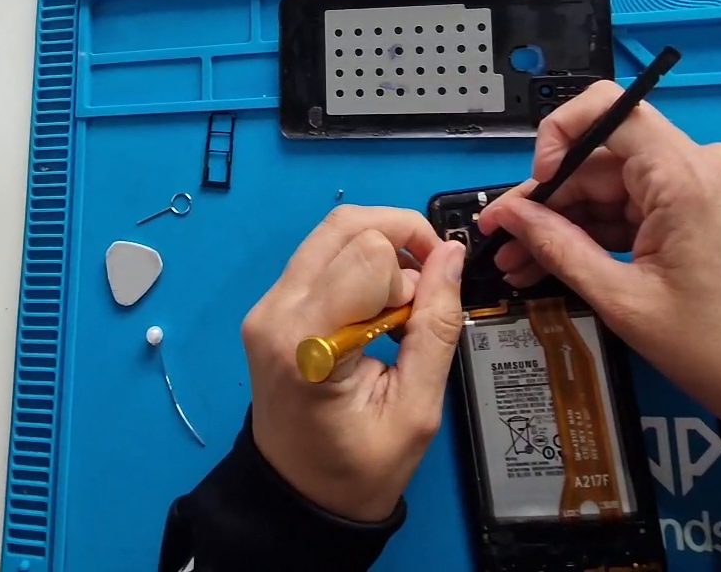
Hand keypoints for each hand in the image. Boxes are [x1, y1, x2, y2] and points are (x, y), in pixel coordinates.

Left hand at [241, 205, 466, 521]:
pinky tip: (375, 301)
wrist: (295, 497)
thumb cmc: (359, 471)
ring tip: (402, 294)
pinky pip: (321, 252)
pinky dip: (358, 259)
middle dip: (399, 236)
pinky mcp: (270, 302)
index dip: (410, 267)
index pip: (366, 253)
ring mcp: (268, 302)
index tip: (424, 309)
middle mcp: (278, 309)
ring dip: (379, 245)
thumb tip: (452, 254)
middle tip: (425, 283)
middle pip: (345, 223)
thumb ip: (436, 326)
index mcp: (309, 343)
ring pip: (332, 230)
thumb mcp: (416, 410)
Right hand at [476, 82, 720, 434]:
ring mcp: (704, 184)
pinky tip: (558, 259)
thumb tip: (506, 216)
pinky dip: (599, 229)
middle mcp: (698, 163)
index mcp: (685, 175)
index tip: (535, 187)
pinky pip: (636, 204)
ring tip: (521, 262)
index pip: (606, 109)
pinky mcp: (703, 206)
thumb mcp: (625, 300)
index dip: (557, 136)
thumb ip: (557, 247)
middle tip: (504, 240)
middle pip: (601, 158)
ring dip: (566, 221)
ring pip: (612, 185)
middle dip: (548, 200)